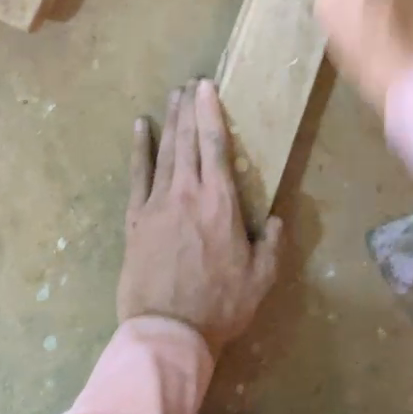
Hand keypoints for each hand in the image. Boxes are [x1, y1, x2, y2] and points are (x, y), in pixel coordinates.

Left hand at [117, 80, 283, 350]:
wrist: (167, 330)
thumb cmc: (219, 305)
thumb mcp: (260, 279)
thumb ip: (272, 245)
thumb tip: (277, 220)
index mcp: (220, 202)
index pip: (216, 145)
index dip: (211, 112)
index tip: (207, 87)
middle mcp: (188, 191)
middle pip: (189, 139)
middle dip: (190, 108)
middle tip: (190, 83)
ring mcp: (157, 202)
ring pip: (165, 150)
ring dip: (170, 120)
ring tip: (173, 95)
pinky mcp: (135, 217)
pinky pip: (138, 174)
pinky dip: (139, 148)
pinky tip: (140, 127)